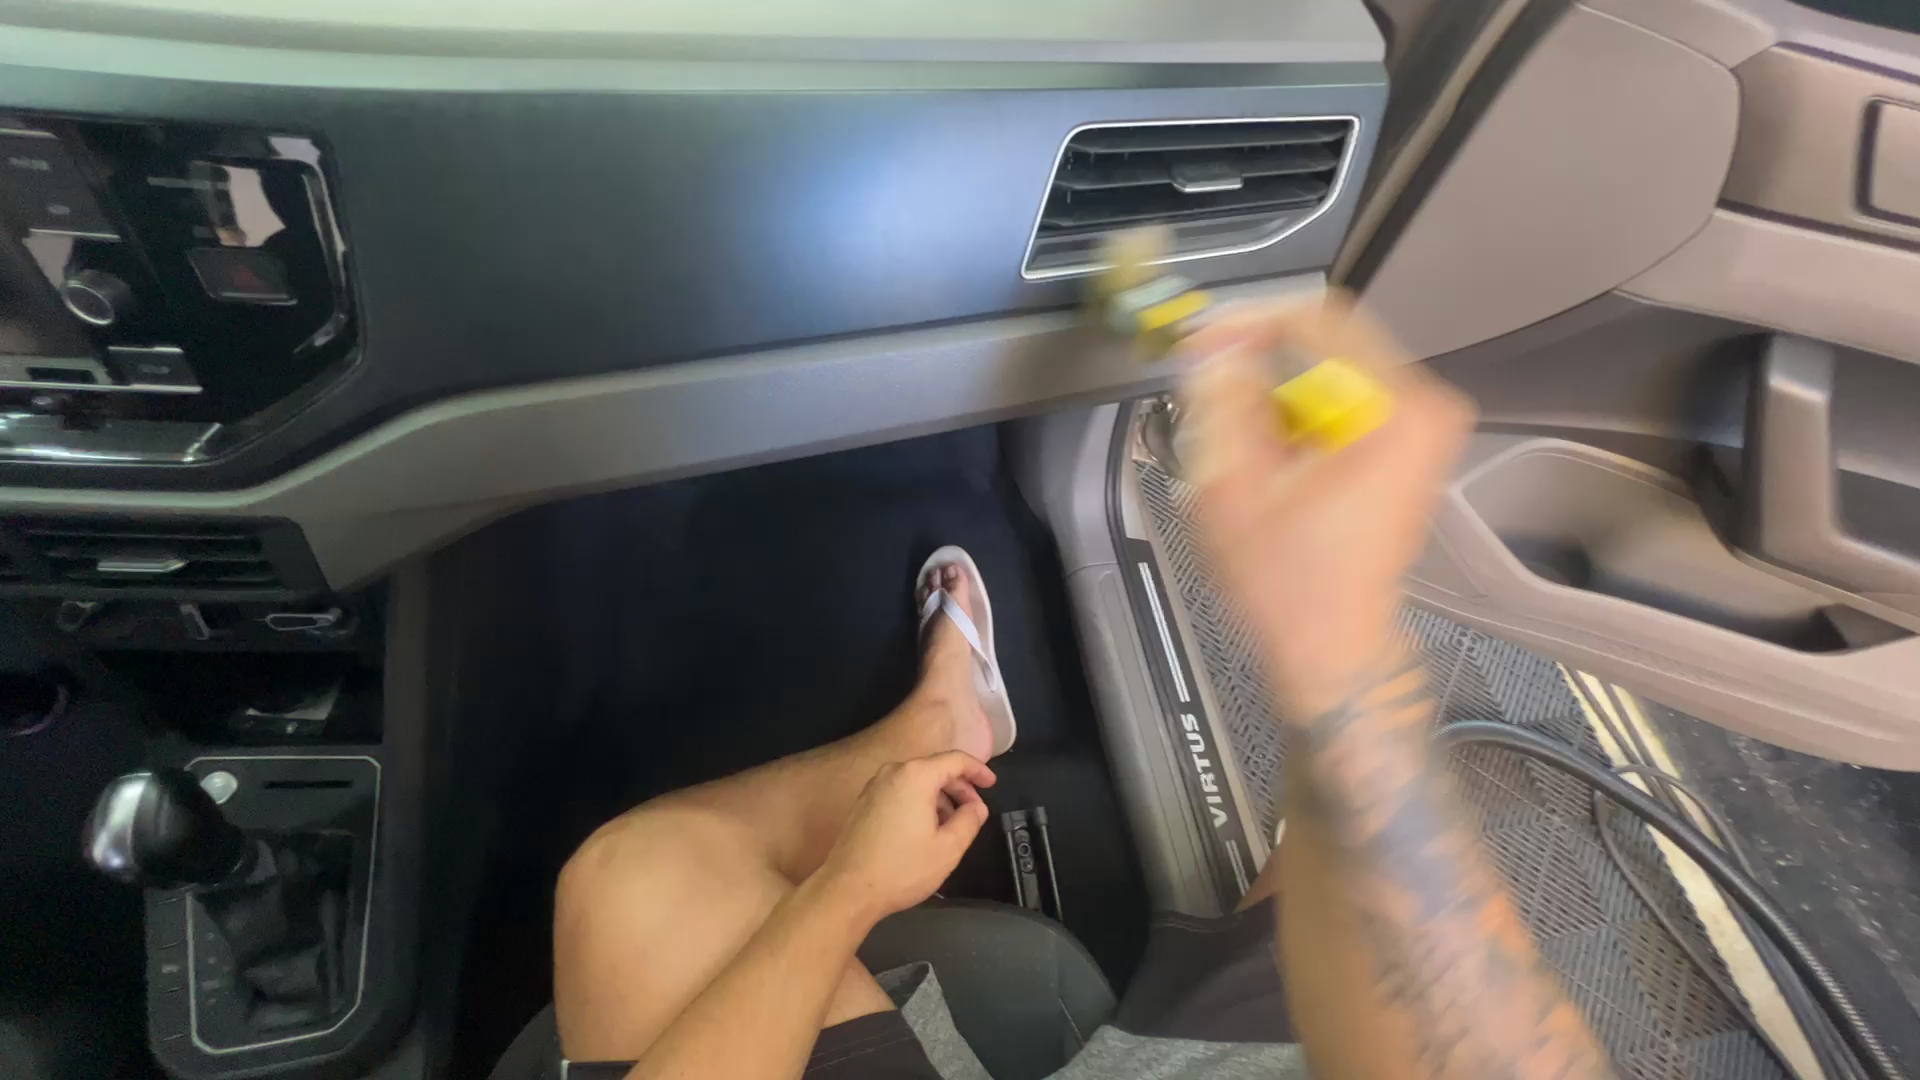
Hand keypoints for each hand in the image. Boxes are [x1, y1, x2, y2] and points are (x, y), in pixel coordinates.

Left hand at [815, 751, 996, 925]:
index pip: (955, 760)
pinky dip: (919, 801)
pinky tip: (926, 828)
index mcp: (916, 775)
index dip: (978, 770)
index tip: (992, 784)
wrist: (847, 889)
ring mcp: (875, 785)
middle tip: (975, 811)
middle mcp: (894, 771)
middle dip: (960, 787)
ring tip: (953, 825)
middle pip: (936, 768)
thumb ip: (969, 822)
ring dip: (940, 797)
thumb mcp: (948, 849)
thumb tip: (977, 808)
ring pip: (918, 781)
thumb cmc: (901, 868)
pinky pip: (901, 791)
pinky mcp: (865, 801)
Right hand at [1180, 292, 1472, 715]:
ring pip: (1317, 379)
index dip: (1245, 322)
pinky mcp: (1399, 447)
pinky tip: (1260, 467)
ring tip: (1232, 458)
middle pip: (1316, 350)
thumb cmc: (1286, 581)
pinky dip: (1286, 424)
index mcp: (1393, 410)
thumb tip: (1211, 348)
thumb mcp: (1232, 487)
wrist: (1330, 645)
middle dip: (1249, 376)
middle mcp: (1420, 407)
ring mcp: (1415, 428)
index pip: (1316, 318)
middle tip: (1203, 412)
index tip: (1199, 346)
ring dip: (1263, 405)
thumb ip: (1219, 403)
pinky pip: (1331, 406)